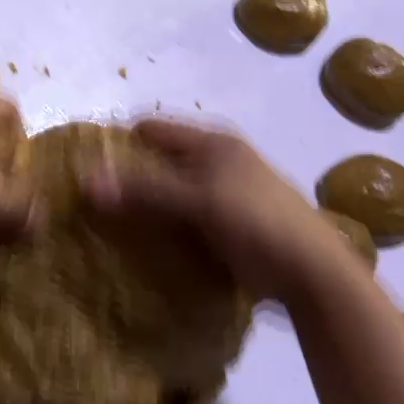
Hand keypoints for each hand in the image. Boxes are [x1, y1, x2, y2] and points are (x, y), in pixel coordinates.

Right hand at [82, 117, 352, 302]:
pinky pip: (185, 218)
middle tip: (94, 200)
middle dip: (129, 177)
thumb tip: (85, 182)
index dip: (119, 142)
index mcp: (214, 142)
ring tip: (112, 225)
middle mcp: (220, 160)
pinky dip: (165, 227)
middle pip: (160, 160)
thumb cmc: (258, 224)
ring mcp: (228, 193)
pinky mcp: (233, 224)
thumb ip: (142, 190)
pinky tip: (146, 244)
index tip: (87, 166)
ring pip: (172, 191)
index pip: (150, 128)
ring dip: (146, 206)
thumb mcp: (196, 202)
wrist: (318, 276)